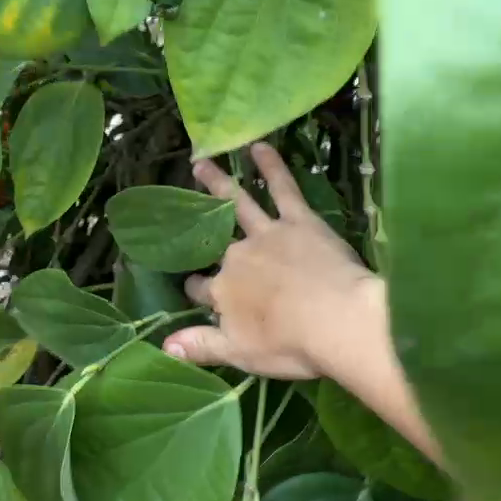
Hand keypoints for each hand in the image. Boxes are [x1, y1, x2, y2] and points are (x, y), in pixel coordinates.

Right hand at [163, 143, 379, 379]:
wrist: (337, 322)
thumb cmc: (291, 344)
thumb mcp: (240, 354)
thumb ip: (201, 346)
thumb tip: (163, 346)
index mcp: (224, 291)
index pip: (202, 290)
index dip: (199, 290)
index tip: (195, 290)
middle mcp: (237, 257)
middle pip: (215, 244)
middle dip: (197, 230)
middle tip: (183, 214)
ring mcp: (266, 235)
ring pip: (236, 204)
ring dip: (217, 183)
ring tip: (200, 163)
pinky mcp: (298, 222)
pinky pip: (282, 189)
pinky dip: (271, 167)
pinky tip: (260, 146)